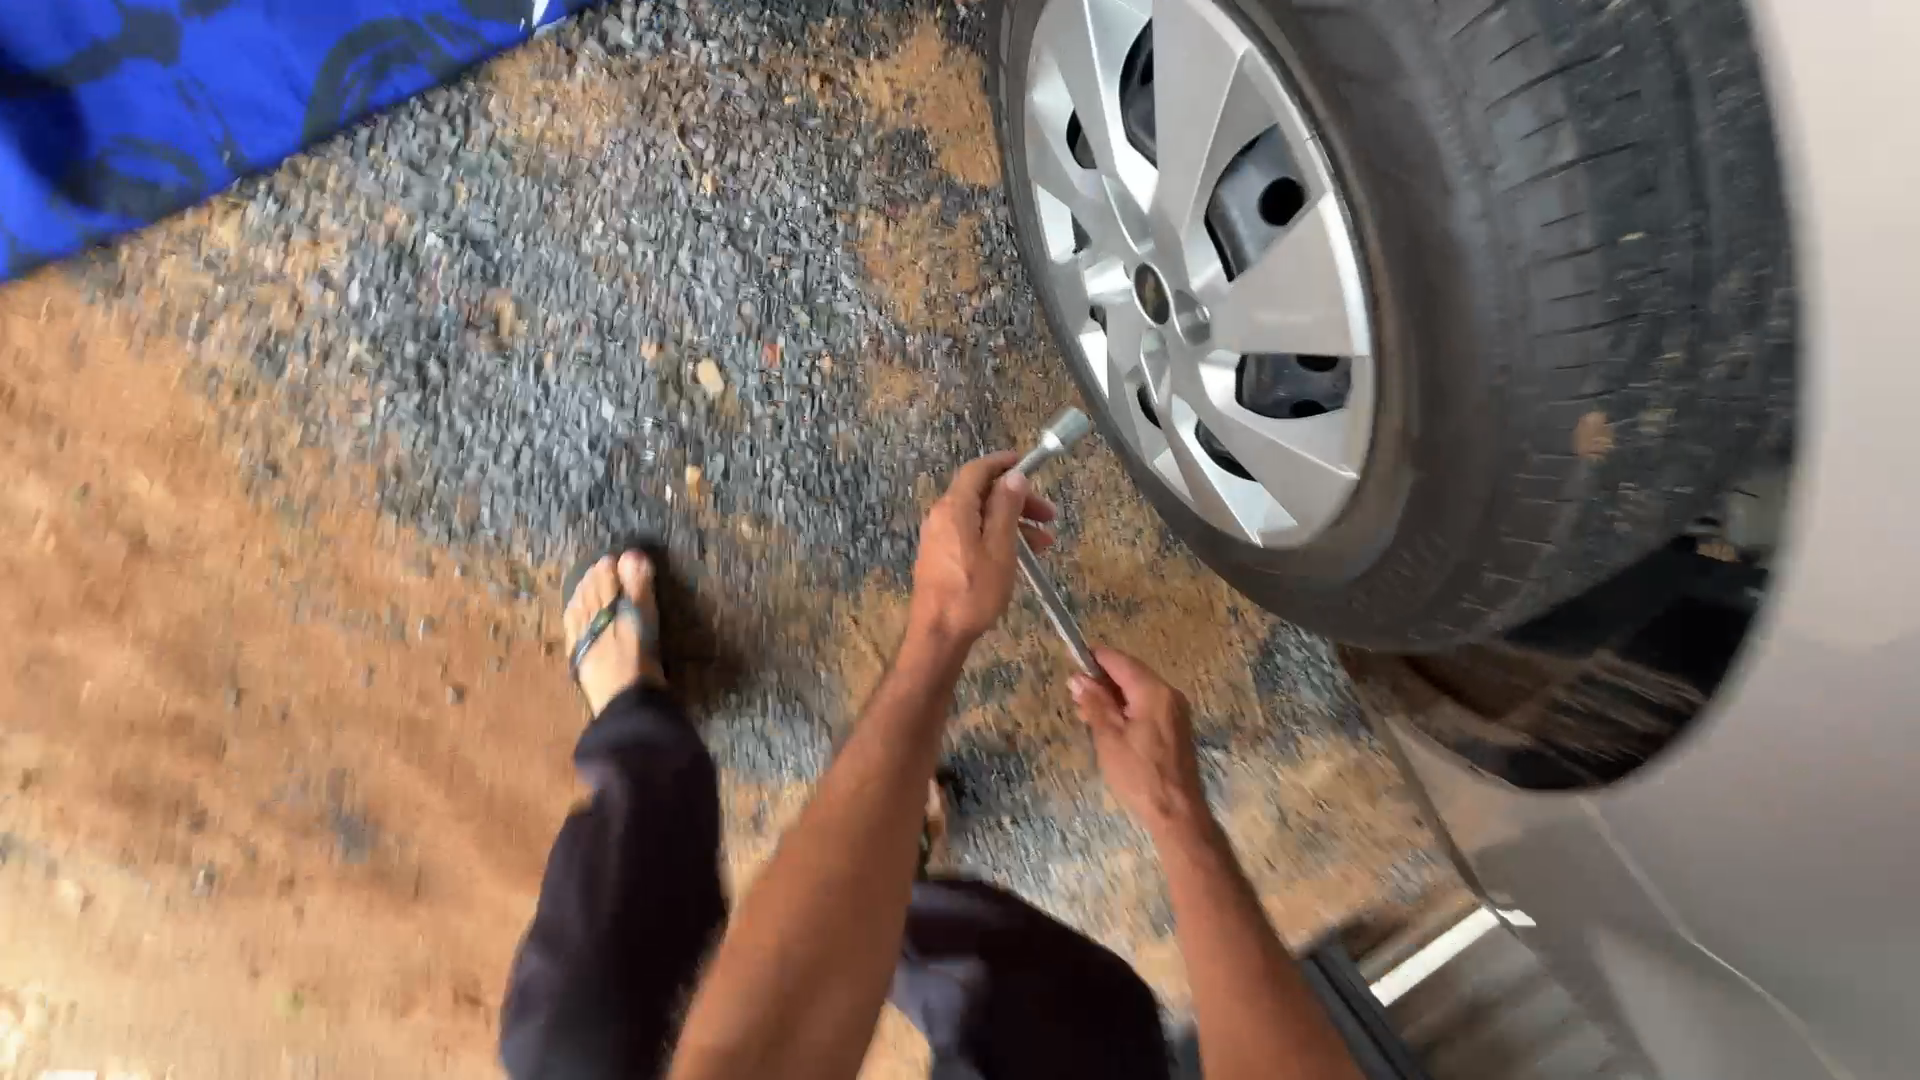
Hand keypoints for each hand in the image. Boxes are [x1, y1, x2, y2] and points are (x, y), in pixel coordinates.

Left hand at [909, 451, 1057, 642]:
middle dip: (1017, 500)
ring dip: (1011, 523)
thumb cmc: (973, 591)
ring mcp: (939, 537)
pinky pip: (971, 535)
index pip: (977, 471)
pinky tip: (1019, 556)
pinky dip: (996, 537)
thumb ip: (1006, 508)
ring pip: (979, 517)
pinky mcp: (941, 556)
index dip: (1002, 463)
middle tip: (1049, 515)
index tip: (1027, 464)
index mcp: (954, 508)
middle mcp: (941, 516)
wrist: (939, 634)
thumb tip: (1014, 477)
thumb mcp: (999, 548)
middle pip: (981, 494)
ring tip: (1044, 544)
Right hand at [1072, 648, 1206, 837]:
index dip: (1094, 659)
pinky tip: (1110, 725)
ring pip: (1138, 690)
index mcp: (1153, 691)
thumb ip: (1095, 703)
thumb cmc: (1138, 774)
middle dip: (1102, 681)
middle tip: (1075, 696)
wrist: (1177, 812)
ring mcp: (1176, 711)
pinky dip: (1127, 708)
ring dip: (1113, 696)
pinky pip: (1148, 705)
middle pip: (1131, 673)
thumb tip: (1078, 678)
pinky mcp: (1176, 727)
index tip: (1071, 662)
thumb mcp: (1109, 737)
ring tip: (1087, 714)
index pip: (1120, 661)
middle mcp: (1169, 694)